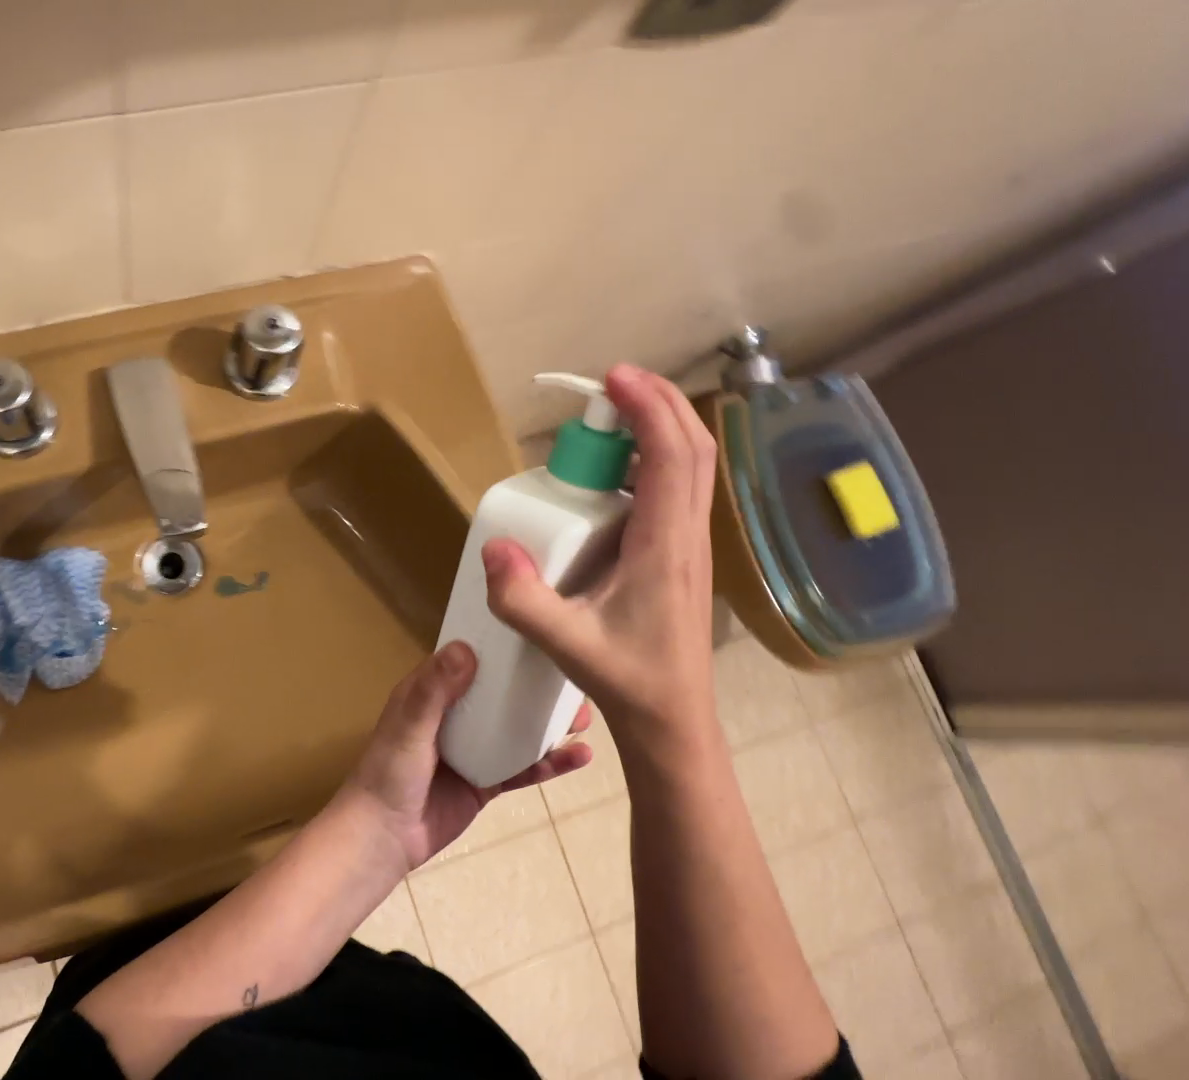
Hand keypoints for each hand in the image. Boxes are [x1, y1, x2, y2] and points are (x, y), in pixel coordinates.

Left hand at [336, 641, 594, 874]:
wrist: (384, 837)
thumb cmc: (388, 774)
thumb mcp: (408, 726)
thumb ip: (433, 691)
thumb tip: (466, 648)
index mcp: (428, 694)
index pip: (468, 659)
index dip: (498, 646)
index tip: (538, 631)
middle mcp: (453, 717)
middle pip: (501, 693)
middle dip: (535, 686)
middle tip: (575, 680)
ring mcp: (473, 751)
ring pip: (517, 729)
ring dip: (549, 723)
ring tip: (586, 717)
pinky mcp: (486, 783)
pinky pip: (523, 768)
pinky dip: (550, 763)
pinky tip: (580, 757)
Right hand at [484, 365, 719, 770]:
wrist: (674, 722)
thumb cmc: (628, 683)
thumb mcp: (565, 644)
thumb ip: (523, 599)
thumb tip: (494, 546)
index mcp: (665, 548)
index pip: (671, 458)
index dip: (647, 409)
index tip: (612, 378)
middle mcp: (686, 537)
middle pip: (694, 448)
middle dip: (661, 403)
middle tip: (613, 384)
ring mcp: (689, 547)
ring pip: (692, 467)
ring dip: (662, 428)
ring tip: (616, 414)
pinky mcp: (680, 557)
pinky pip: (678, 490)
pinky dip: (656, 460)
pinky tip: (617, 473)